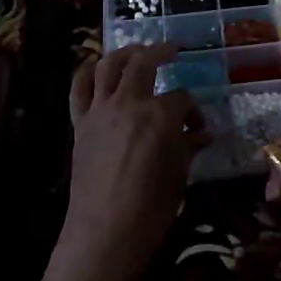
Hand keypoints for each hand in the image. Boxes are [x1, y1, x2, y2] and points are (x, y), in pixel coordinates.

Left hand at [59, 44, 199, 280]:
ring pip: (108, 66)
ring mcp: (99, 111)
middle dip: (160, 51)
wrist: (105, 230)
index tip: (199, 126)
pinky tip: (96, 67)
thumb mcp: (179, 176)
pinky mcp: (80, 123)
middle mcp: (128, 103)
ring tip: (136, 51)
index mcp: (159, 116)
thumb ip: (188, 147)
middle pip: (143, 63)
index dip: (194, 109)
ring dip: (123, 52)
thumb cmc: (151, 209)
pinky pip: (78, 88)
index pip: (182, 99)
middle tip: (172, 49)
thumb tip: (201, 134)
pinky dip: (87, 72)